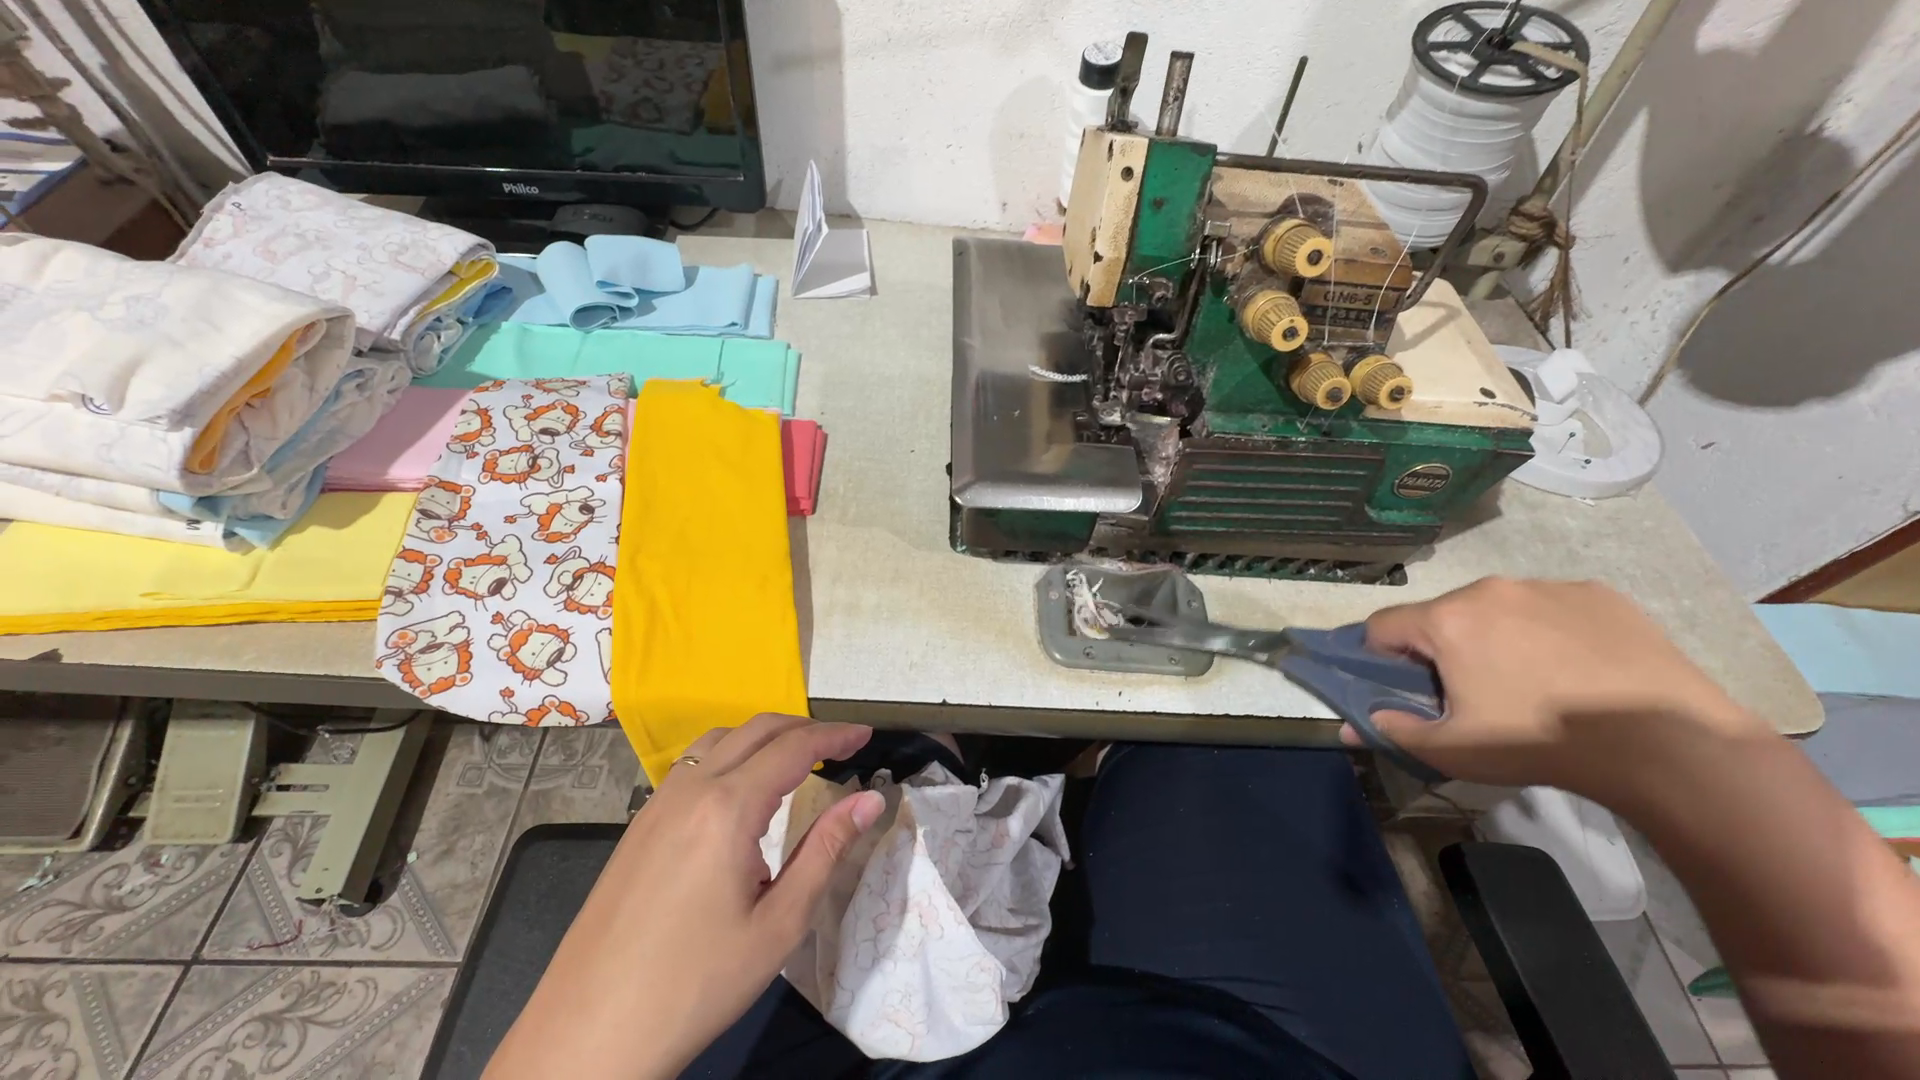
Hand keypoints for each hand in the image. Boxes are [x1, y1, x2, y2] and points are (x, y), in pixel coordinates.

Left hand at [486, 714, 883, 1079]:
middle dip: (803, 728)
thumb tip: (870, 800)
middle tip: (841, 743)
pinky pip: (691, 767)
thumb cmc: (698, 982)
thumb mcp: (779, 924)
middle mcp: (690, 791)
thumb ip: (825, 850)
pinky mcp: (638, 827)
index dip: (835, 736)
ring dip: (763, 737)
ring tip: (797, 760)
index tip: (867, 735)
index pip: (792, 749)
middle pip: (754, 731)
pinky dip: (729, 757)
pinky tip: (742, 794)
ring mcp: (657, 805)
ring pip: (717, 741)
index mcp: (727, 808)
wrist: (593, 1029)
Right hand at [1340, 577, 1770, 801]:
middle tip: (1470, 692)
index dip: (1381, 658)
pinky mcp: (1598, 593)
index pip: (1382, 625)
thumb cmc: (1541, 741)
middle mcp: (1490, 589)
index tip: (1405, 689)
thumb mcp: (1455, 750)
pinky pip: (1550, 607)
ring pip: (1497, 608)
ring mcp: (1548, 586)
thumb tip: (1347, 730)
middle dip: (1441, 647)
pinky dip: (1546, 632)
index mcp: (1447, 620)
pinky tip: (1575, 671)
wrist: (1664, 741)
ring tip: (1530, 683)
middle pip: (1441, 614)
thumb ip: (1392, 733)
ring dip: (1494, 637)